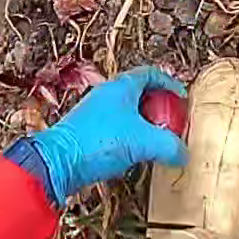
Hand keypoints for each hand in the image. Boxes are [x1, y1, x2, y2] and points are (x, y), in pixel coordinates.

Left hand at [29, 68, 189, 205]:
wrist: (56, 164)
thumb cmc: (99, 142)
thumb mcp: (143, 142)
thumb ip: (168, 146)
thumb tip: (183, 154)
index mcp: (122, 86)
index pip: (152, 74)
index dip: (169, 84)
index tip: (179, 99)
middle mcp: (107, 93)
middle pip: (140, 92)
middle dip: (157, 106)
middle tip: (169, 120)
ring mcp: (94, 111)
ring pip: (126, 110)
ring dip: (142, 122)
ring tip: (153, 138)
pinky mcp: (85, 130)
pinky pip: (114, 126)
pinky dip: (128, 134)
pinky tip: (133, 151)